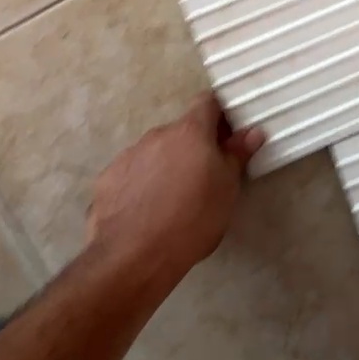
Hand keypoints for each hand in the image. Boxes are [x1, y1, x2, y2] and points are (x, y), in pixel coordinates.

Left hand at [86, 94, 265, 279]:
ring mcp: (128, 156)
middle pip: (181, 131)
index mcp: (191, 131)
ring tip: (172, 199)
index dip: (220, 115)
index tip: (227, 135)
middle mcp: (158, 135)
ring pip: (155, 152)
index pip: (208, 102)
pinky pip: (131, 173)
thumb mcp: (227, 189)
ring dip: (166, 165)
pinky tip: (145, 211)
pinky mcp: (106, 180)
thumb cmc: (193, 219)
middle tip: (204, 176)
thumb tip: (252, 132)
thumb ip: (238, 155)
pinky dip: (140, 184)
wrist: (135, 257)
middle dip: (193, 147)